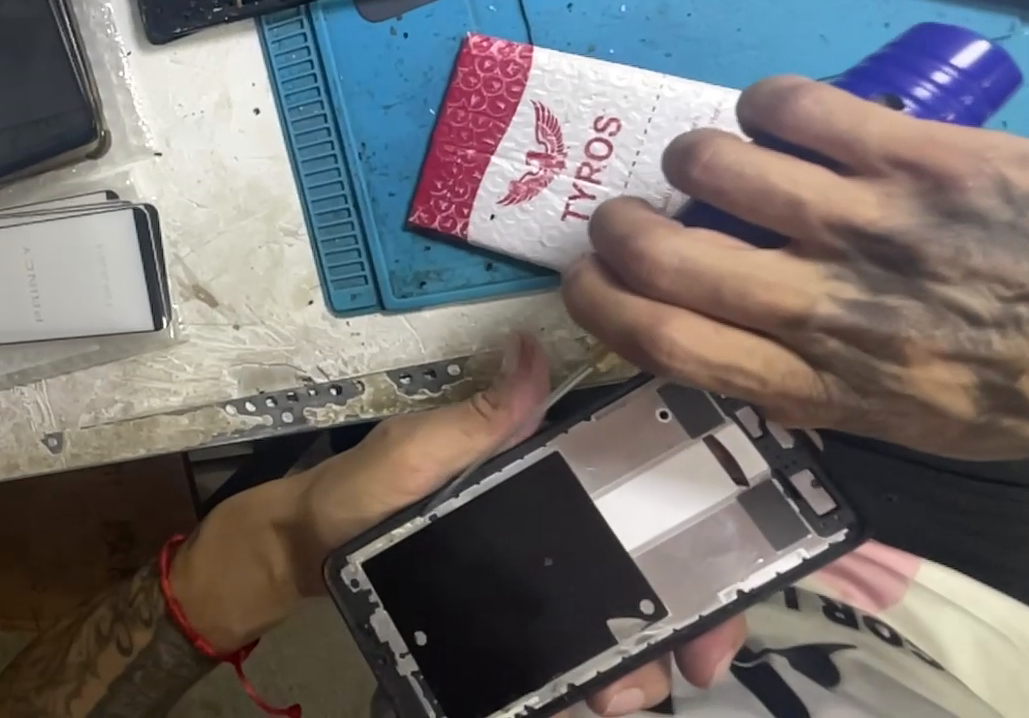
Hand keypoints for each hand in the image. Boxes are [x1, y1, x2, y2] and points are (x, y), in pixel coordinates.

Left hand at [172, 337, 744, 716]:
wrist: (308, 551)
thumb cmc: (361, 489)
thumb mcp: (417, 450)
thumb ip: (476, 418)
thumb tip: (532, 346)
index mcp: (533, 475)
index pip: (629, 496)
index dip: (690, 538)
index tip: (720, 591)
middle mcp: (542, 525)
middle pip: (636, 574)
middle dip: (677, 624)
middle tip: (681, 671)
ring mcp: (524, 577)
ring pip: (608, 625)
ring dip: (633, 667)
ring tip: (615, 695)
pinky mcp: (503, 619)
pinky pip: (559, 656)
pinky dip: (583, 684)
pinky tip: (583, 703)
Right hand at [562, 74, 1028, 459]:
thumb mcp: (919, 422)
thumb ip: (804, 386)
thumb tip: (713, 340)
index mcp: (824, 384)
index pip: (663, 344)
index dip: (598, 303)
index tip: (586, 278)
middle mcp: (831, 308)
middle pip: (664, 256)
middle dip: (617, 225)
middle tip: (626, 216)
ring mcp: (873, 225)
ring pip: (713, 167)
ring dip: (690, 160)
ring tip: (714, 164)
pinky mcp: (919, 155)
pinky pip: (789, 107)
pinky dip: (763, 105)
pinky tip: (783, 120)